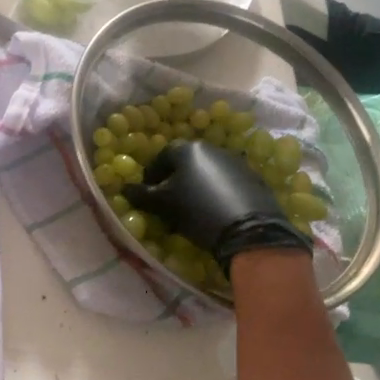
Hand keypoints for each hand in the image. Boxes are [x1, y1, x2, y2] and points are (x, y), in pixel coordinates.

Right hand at [126, 140, 311, 272]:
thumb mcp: (162, 205)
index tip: (148, 194)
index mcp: (189, 149)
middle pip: (186, 163)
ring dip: (196, 187)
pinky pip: (226, 183)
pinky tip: (214, 213)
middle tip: (168, 204)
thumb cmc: (197, 211)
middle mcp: (213, 149)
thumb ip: (141, 194)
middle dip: (174, 181)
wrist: (249, 230)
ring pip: (207, 173)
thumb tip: (125, 189)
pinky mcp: (254, 179)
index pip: (161, 158)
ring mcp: (237, 163)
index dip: (151, 176)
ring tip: (191, 211)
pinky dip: (216, 193)